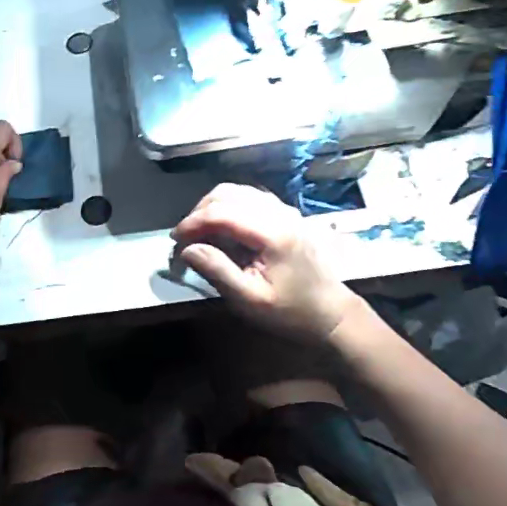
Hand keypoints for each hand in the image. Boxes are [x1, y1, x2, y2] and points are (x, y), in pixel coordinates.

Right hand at [172, 184, 364, 343]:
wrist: (331, 314)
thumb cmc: (291, 312)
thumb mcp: (250, 300)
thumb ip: (218, 271)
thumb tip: (187, 249)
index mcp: (272, 232)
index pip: (222, 212)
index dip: (192, 222)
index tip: (175, 241)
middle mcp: (279, 212)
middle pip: (227, 194)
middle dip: (199, 212)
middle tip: (186, 238)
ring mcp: (284, 210)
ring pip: (237, 192)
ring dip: (212, 207)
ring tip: (200, 232)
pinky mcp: (285, 214)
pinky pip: (249, 198)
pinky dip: (228, 207)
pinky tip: (221, 228)